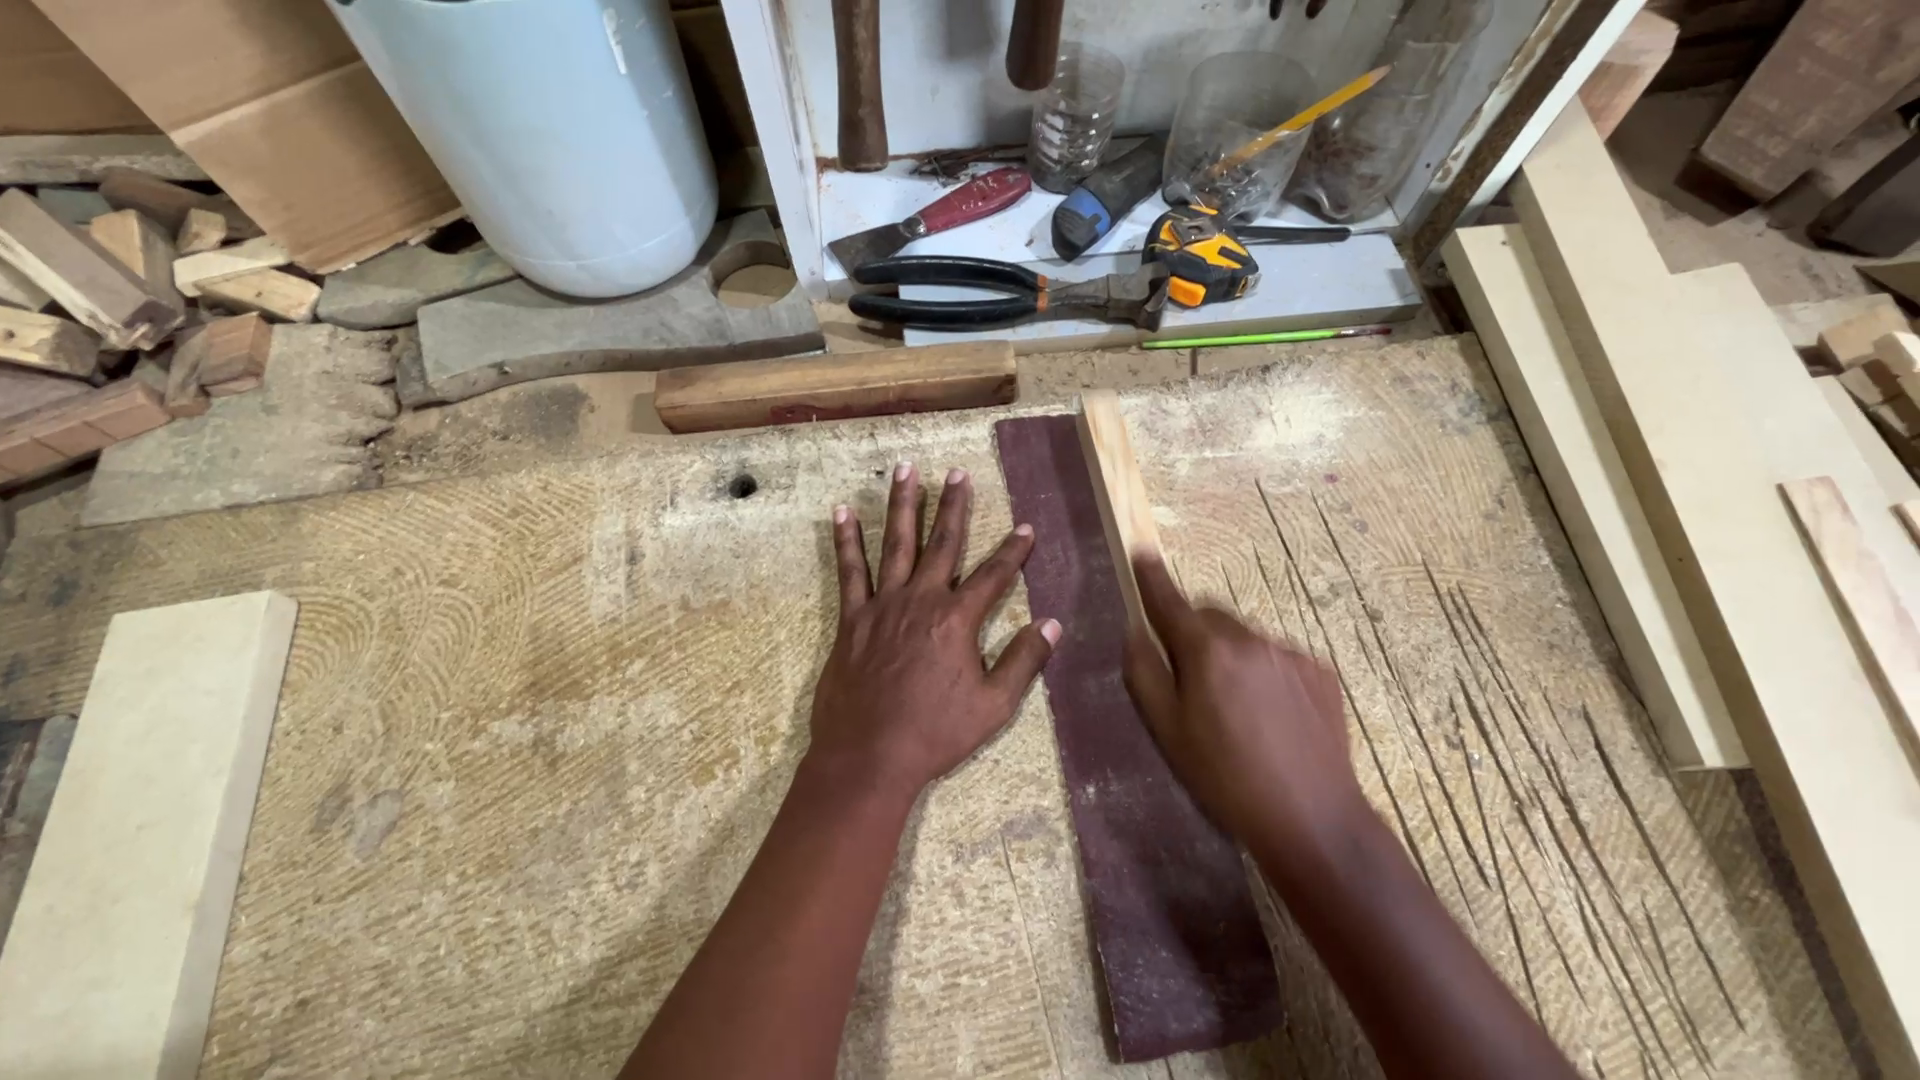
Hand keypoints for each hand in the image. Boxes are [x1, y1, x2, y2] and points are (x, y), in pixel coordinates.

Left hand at [807, 462, 1060, 798]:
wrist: (869, 755)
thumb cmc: (935, 734)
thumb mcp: (993, 705)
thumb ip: (1023, 661)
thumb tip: (1052, 625)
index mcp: (957, 621)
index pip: (993, 575)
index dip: (1013, 550)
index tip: (1026, 527)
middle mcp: (921, 601)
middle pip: (942, 544)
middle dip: (954, 506)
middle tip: (958, 473)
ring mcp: (882, 606)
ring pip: (895, 544)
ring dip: (903, 505)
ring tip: (906, 470)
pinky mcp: (852, 619)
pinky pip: (849, 571)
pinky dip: (846, 540)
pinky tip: (842, 512)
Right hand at [1122, 552, 1364, 854]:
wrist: (1310, 817)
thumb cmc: (1224, 778)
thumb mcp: (1167, 731)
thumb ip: (1144, 673)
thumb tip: (1135, 632)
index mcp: (1208, 651)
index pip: (1171, 601)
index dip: (1152, 577)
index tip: (1141, 552)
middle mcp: (1251, 639)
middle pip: (1210, 617)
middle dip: (1193, 634)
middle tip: (1190, 683)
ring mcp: (1292, 653)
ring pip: (1245, 638)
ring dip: (1230, 656)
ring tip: (1235, 711)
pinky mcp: (1321, 672)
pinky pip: (1278, 657)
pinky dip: (1263, 673)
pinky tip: (1269, 718)